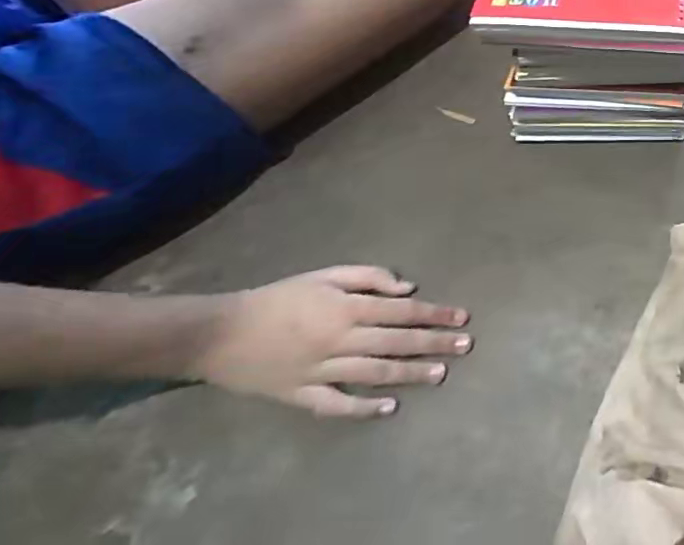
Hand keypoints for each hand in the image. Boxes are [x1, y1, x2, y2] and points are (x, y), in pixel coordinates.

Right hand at [192, 266, 471, 418]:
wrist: (217, 333)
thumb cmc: (280, 297)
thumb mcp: (328, 275)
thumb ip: (371, 278)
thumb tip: (409, 288)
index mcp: (347, 308)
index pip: (403, 311)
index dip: (435, 314)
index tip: (462, 318)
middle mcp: (339, 339)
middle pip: (397, 342)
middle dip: (435, 343)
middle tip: (466, 346)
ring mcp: (318, 370)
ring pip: (374, 372)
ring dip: (411, 373)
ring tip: (441, 373)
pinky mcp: (297, 395)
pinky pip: (333, 405)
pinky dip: (361, 408)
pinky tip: (389, 408)